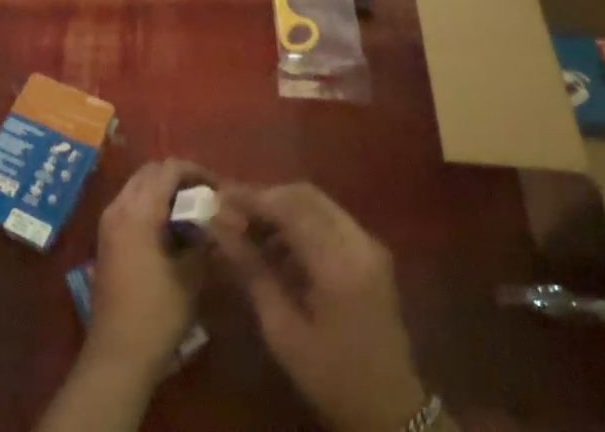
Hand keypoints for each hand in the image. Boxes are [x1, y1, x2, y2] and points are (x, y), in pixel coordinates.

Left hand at [83, 159, 211, 377]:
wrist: (119, 351)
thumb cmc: (158, 312)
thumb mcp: (192, 274)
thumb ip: (204, 237)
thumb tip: (216, 216)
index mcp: (138, 211)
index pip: (168, 168)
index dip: (197, 171)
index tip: (220, 188)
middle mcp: (118, 207)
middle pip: (149, 172)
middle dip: (179, 178)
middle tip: (207, 197)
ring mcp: (108, 223)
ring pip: (138, 187)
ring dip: (164, 191)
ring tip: (194, 212)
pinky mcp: (107, 239)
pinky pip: (130, 205)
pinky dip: (151, 205)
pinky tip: (172, 229)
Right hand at [212, 183, 427, 431]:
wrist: (389, 406)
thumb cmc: (330, 375)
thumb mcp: (282, 329)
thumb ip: (251, 270)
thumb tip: (217, 227)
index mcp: (339, 265)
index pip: (290, 208)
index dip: (249, 198)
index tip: (215, 199)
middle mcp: (359, 243)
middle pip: (304, 196)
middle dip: (263, 197)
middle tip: (227, 210)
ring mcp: (368, 246)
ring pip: (316, 203)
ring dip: (279, 207)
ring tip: (243, 226)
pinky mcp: (369, 253)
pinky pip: (328, 219)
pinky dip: (297, 220)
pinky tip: (272, 243)